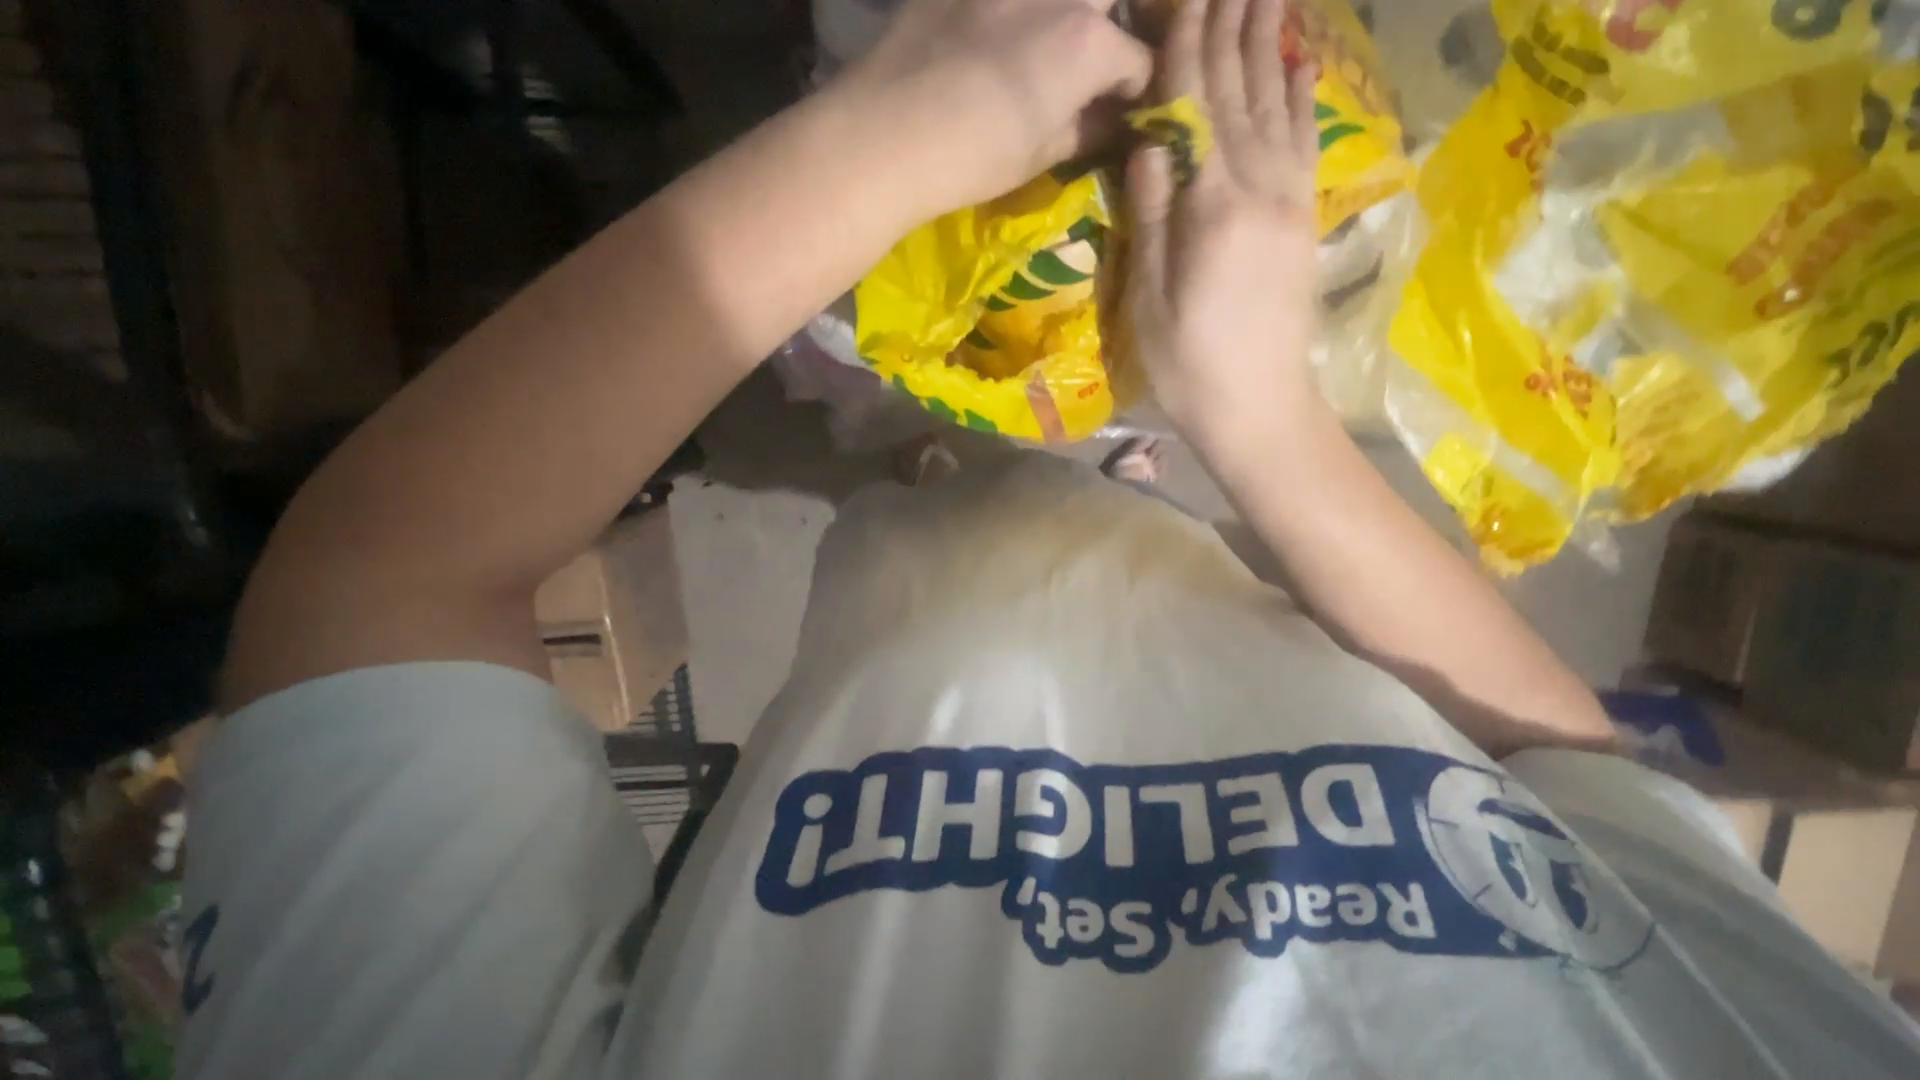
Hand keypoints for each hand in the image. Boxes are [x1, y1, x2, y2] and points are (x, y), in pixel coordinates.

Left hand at [838, 0, 1152, 218]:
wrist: (885, 135)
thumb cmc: (974, 158)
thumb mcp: (1041, 155)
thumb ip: (1087, 129)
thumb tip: (1110, 120)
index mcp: (1089, 43)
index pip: (1138, 62)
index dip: (1136, 92)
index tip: (1122, 112)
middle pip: (1105, 2)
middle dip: (1107, 30)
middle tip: (1086, 69)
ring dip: (1060, 17)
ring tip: (1040, 51)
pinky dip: (1009, 13)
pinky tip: (991, 39)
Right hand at [1125, 0, 1320, 448]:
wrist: (1260, 407)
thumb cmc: (1189, 362)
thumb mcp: (1150, 295)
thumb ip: (1152, 212)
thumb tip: (1151, 139)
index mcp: (1212, 205)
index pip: (1197, 105)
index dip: (1189, 45)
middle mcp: (1259, 188)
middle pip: (1242, 91)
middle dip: (1232, 25)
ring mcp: (1289, 201)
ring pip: (1277, 106)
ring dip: (1268, 45)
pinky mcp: (1303, 220)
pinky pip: (1302, 144)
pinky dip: (1299, 97)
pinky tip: (1299, 63)